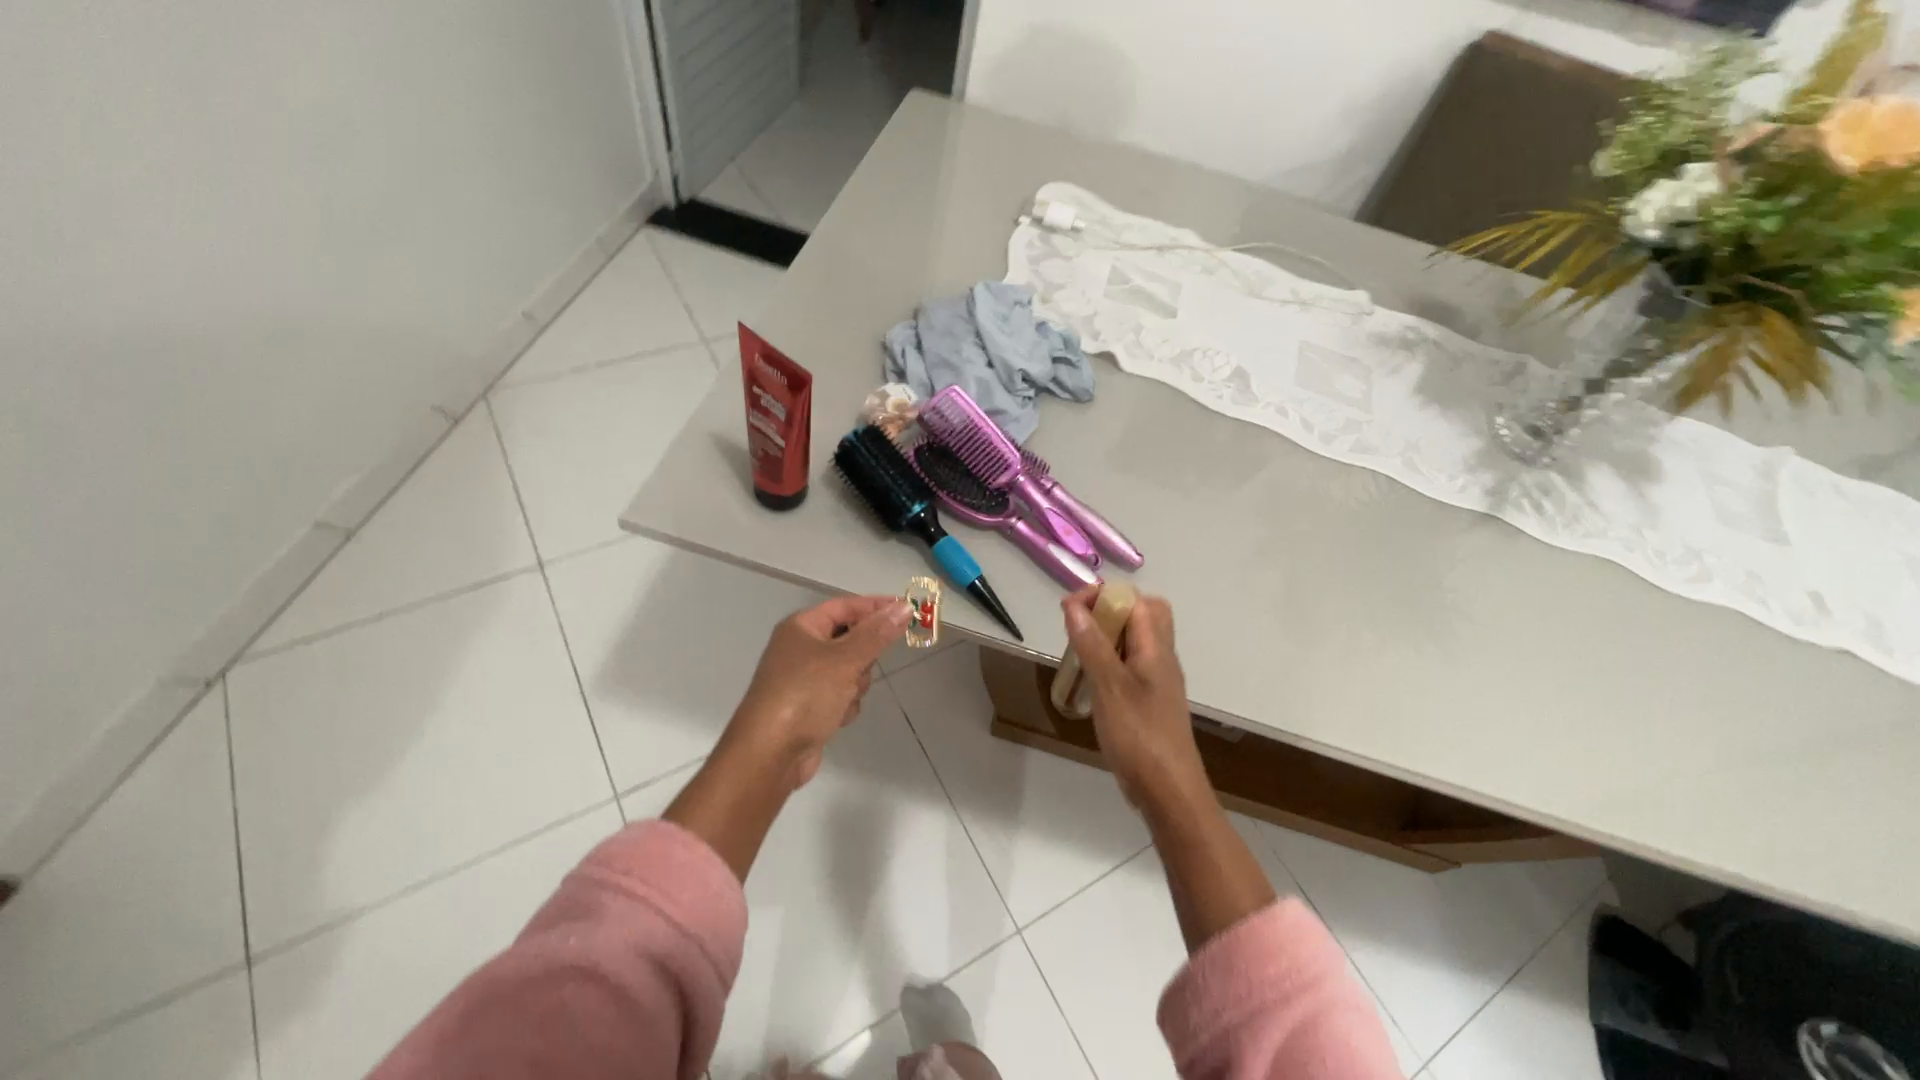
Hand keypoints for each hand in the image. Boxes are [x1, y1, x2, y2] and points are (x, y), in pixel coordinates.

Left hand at [725, 595, 910, 788]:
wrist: (770, 754)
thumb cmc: (805, 695)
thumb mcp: (845, 660)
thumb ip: (877, 634)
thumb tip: (905, 607)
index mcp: (801, 627)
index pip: (845, 605)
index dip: (876, 606)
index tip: (908, 610)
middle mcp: (800, 648)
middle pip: (850, 639)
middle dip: (863, 656)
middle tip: (862, 667)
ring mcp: (804, 679)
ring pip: (850, 670)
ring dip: (855, 684)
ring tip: (844, 698)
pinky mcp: (810, 705)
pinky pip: (841, 694)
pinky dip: (844, 704)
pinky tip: (836, 718)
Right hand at [1061, 588, 1205, 806]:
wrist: (1169, 791)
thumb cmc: (1139, 736)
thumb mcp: (1109, 687)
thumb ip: (1092, 645)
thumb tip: (1075, 608)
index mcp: (1156, 648)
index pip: (1134, 601)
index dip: (1102, 596)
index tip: (1068, 611)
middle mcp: (1162, 658)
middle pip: (1144, 615)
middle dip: (1109, 611)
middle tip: (1079, 628)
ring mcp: (1159, 681)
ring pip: (1137, 641)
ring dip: (1108, 636)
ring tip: (1079, 653)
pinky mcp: (1151, 701)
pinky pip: (1132, 666)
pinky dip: (1111, 662)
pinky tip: (1092, 682)